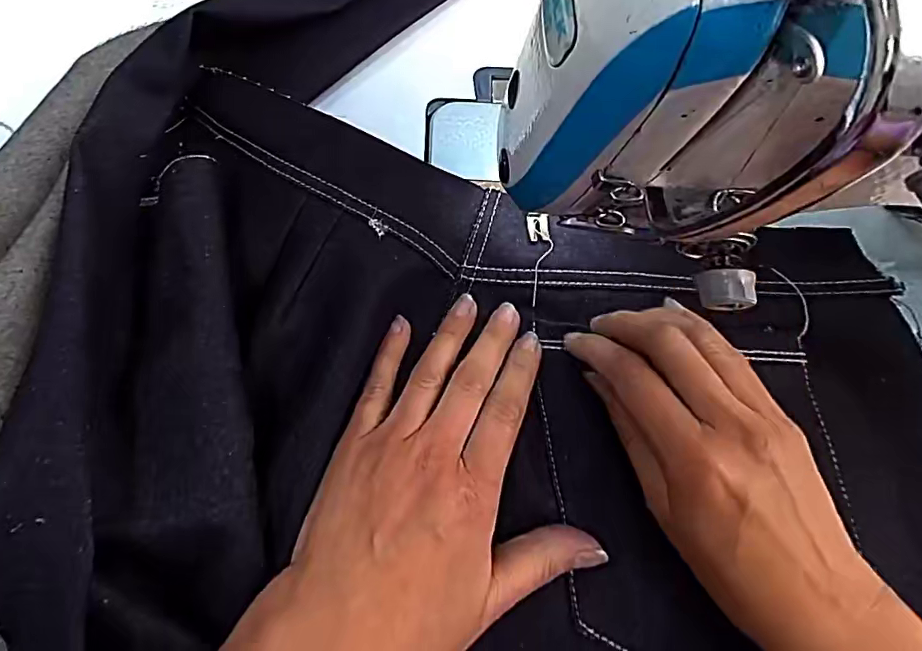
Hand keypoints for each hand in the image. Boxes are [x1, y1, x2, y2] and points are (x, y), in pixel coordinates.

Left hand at [223, 295, 606, 650]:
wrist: (327, 633)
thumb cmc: (409, 622)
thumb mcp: (486, 597)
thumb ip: (541, 559)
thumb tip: (594, 545)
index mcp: (472, 489)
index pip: (505, 412)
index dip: (520, 371)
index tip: (532, 341)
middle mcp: (434, 454)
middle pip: (471, 382)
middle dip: (492, 340)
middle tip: (507, 309)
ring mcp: (391, 443)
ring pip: (428, 374)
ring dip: (450, 334)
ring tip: (466, 303)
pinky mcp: (354, 444)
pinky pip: (375, 387)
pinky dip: (389, 353)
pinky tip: (400, 326)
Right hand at [565, 300, 921, 650]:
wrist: (820, 597)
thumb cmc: (735, 574)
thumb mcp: (665, 512)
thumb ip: (631, 436)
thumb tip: (601, 383)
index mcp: (696, 459)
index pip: (635, 378)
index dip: (599, 350)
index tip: (579, 341)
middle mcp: (731, 424)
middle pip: (669, 342)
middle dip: (625, 322)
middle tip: (600, 323)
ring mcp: (763, 411)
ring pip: (704, 336)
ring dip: (660, 317)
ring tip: (631, 318)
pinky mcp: (781, 409)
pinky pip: (733, 353)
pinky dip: (698, 330)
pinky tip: (677, 325)